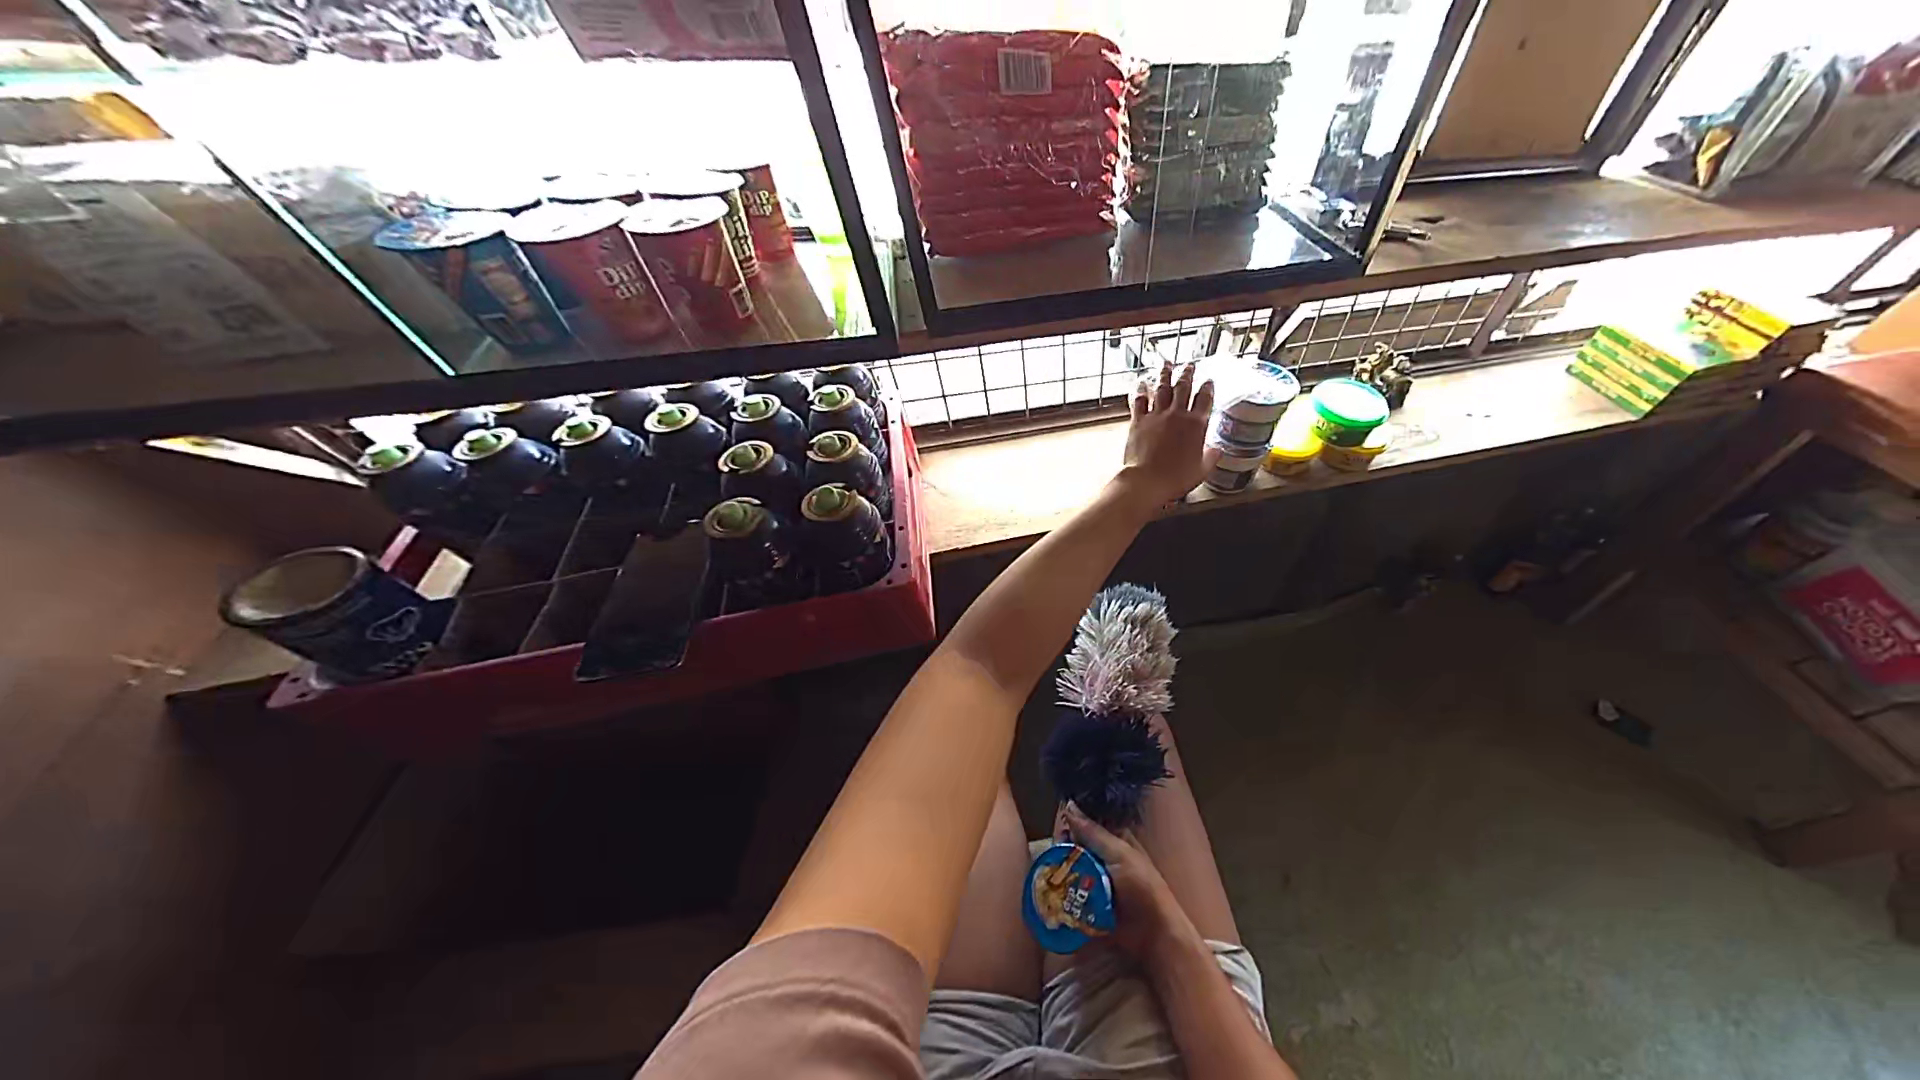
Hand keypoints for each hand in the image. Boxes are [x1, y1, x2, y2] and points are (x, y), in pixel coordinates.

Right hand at [1059, 800, 1194, 958]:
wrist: (1153, 937)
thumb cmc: (1142, 889)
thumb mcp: (1119, 854)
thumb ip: (1093, 833)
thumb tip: (1068, 805)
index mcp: (1114, 841)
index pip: (1087, 824)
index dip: (1072, 822)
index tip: (1058, 825)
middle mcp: (1103, 858)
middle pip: (1075, 846)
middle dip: (1062, 846)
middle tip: (1050, 850)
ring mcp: (1094, 881)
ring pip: (1069, 867)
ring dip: (1058, 867)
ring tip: (1045, 867)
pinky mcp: (1087, 902)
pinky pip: (1068, 890)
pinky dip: (1059, 887)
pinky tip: (1047, 884)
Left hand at [1116, 360, 1214, 510]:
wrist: (1147, 480)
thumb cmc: (1176, 478)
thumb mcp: (1202, 470)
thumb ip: (1211, 457)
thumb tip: (1218, 450)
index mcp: (1196, 424)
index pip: (1205, 399)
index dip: (1208, 387)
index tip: (1209, 380)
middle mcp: (1177, 415)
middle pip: (1184, 387)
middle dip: (1188, 373)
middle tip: (1190, 365)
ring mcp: (1157, 416)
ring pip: (1162, 388)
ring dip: (1165, 374)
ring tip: (1167, 364)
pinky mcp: (1138, 421)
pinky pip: (1140, 400)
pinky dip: (1141, 390)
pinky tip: (1142, 382)